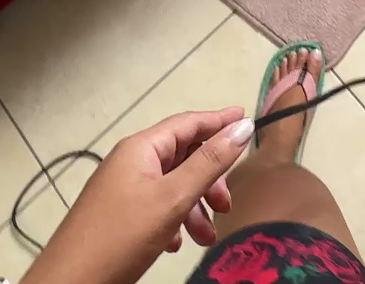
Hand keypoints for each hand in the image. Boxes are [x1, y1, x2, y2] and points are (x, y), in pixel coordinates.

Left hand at [30, 108, 254, 283]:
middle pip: (182, 155)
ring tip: (206, 237)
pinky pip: (156, 206)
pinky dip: (174, 220)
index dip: (219, 120)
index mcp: (141, 148)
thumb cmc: (122, 237)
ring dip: (194, 206)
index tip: (247, 118)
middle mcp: (131, 161)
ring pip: (171, 185)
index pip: (188, 123)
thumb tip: (243, 125)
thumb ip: (210, 163)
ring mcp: (122, 189)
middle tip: (226, 205)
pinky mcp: (117, 216)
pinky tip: (177, 244)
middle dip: (209, 177)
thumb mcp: (172, 198)